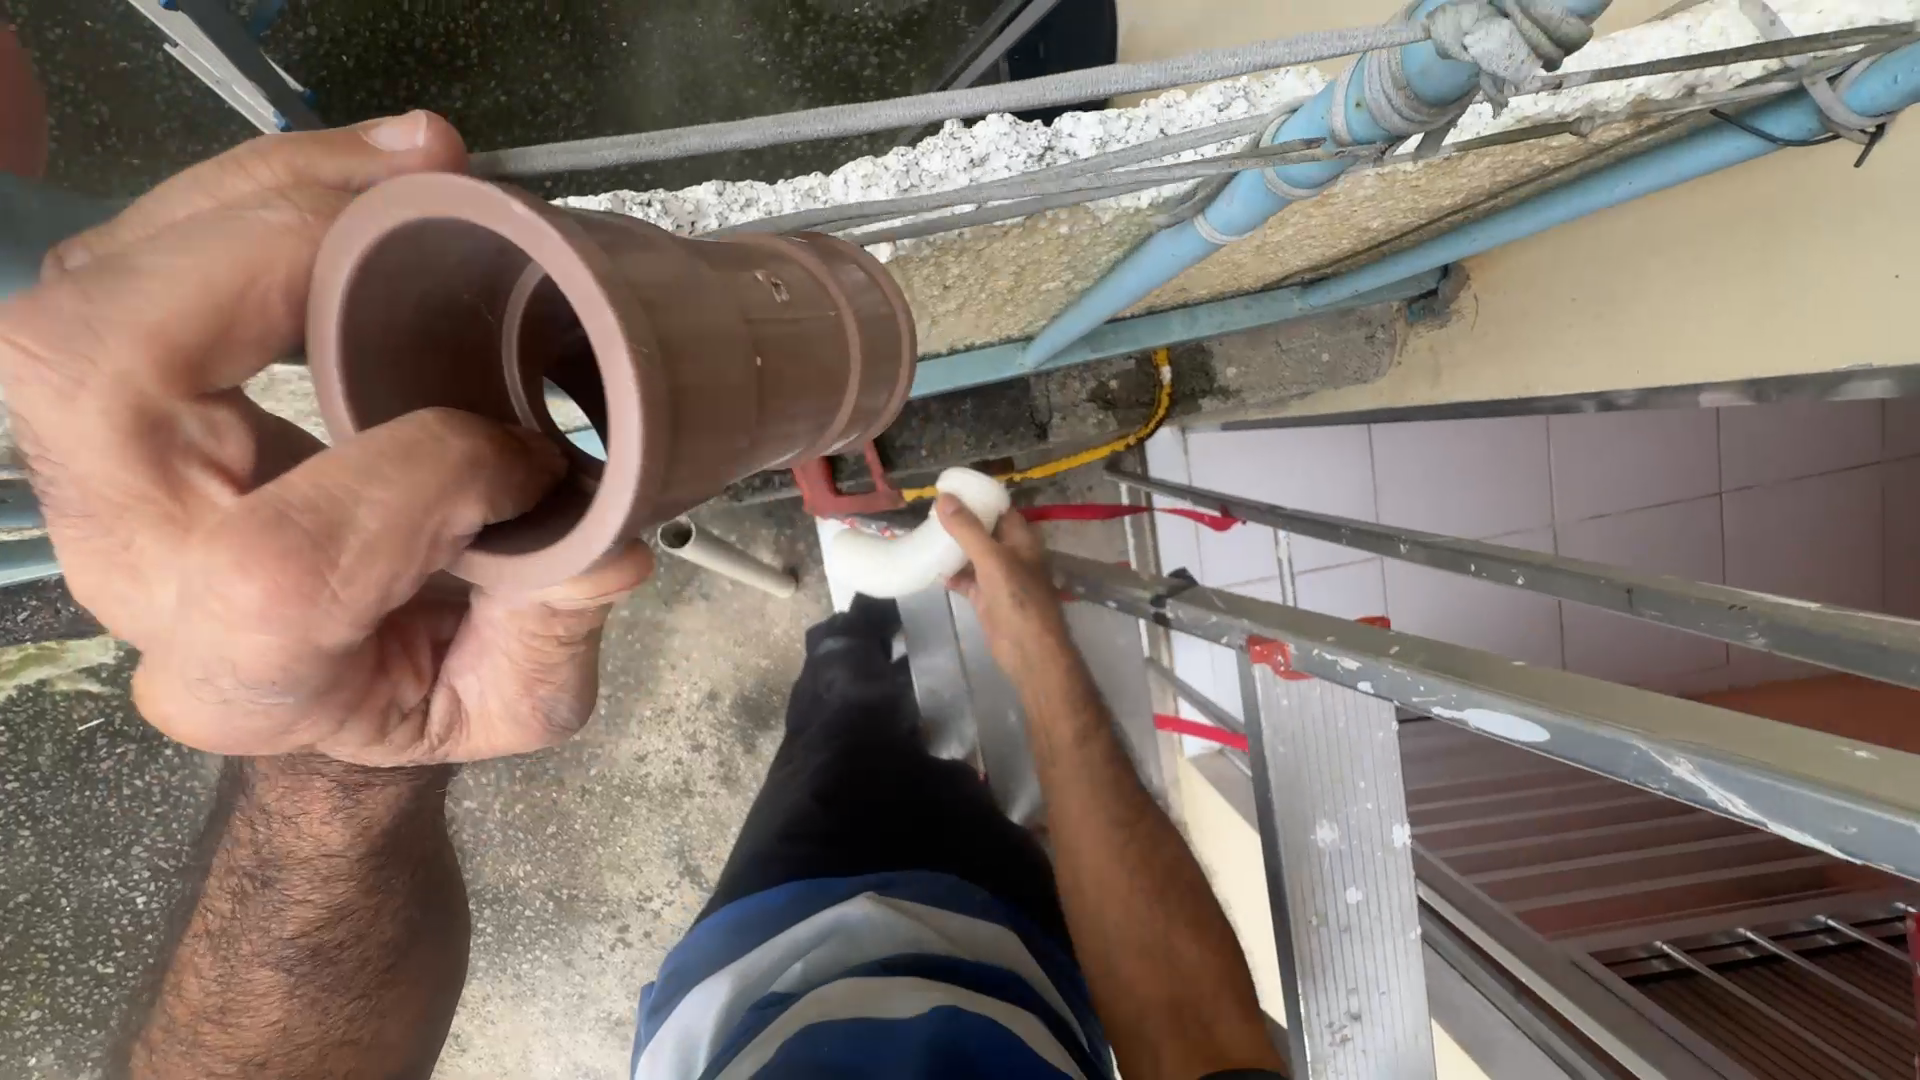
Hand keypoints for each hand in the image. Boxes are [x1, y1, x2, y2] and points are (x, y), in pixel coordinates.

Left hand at [0, 113, 652, 766]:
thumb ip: (560, 629)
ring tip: (417, 161)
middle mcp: (135, 565)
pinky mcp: (137, 404)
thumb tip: (610, 543)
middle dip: (272, 258)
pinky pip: (147, 273)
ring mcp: (111, 474)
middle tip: (427, 208)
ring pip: (100, 293)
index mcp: (244, 672)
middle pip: (102, 376)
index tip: (541, 462)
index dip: (439, 481)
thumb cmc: (445, 693)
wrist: (359, 673)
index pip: (290, 562)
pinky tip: (368, 177)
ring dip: (264, 196)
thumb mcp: (528, 701)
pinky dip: (261, 201)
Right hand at [937, 495, 1072, 680]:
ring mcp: (1000, 577)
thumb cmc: (1017, 599)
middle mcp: (1012, 554)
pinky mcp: (987, 597)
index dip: (977, 498)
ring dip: (954, 548)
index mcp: (1021, 539)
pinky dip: (952, 575)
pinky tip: (932, 570)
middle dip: (960, 523)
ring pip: (973, 555)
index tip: (950, 490)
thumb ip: (968, 529)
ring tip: (926, 536)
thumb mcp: (992, 559)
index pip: (999, 509)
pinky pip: (967, 579)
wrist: (1028, 650)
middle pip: (984, 530)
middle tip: (930, 513)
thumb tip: (944, 498)